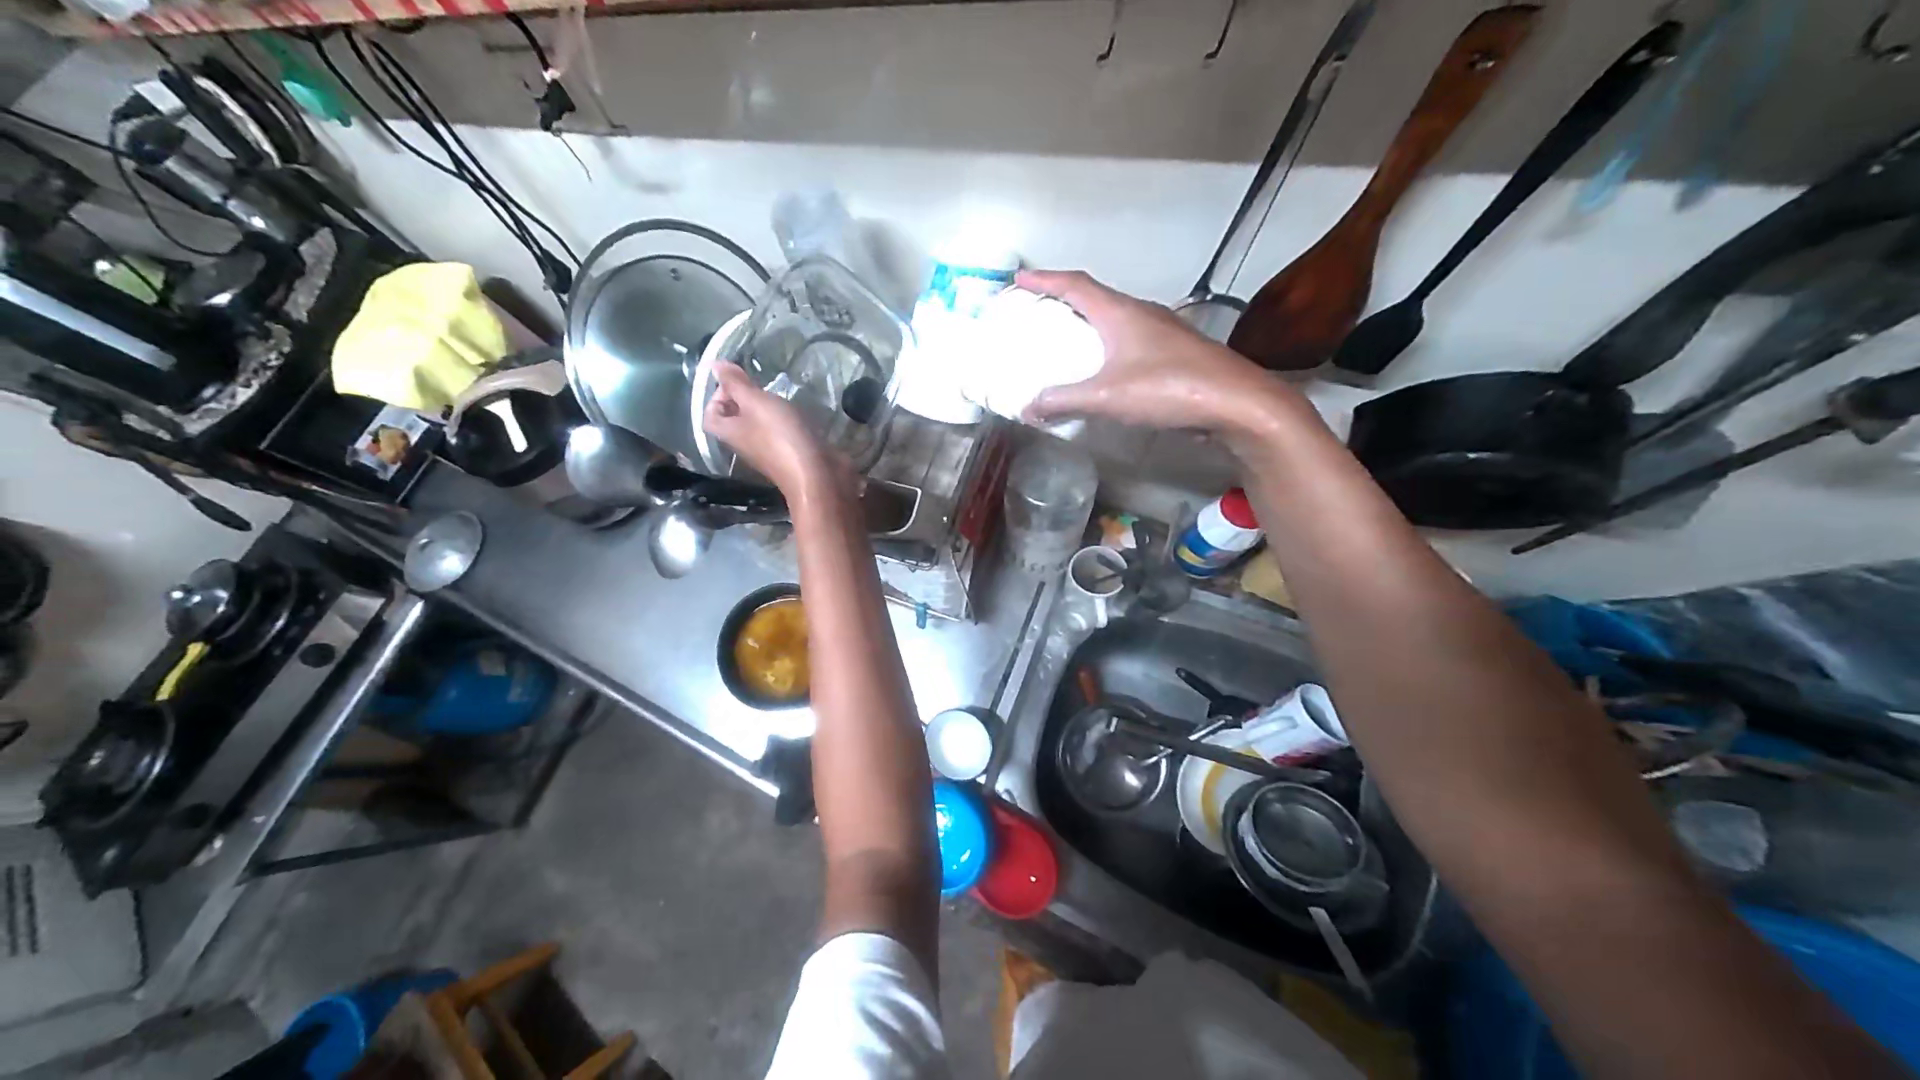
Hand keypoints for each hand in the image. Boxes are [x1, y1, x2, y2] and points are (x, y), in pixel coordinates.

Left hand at [702, 361, 851, 499]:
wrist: (815, 474)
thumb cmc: (780, 436)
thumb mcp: (755, 402)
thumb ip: (735, 383)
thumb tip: (713, 366)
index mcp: (729, 432)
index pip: (710, 415)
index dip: (716, 396)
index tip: (735, 382)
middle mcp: (744, 444)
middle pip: (734, 421)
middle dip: (742, 400)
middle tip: (758, 384)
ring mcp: (768, 451)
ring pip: (758, 427)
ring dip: (765, 410)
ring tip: (778, 395)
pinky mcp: (790, 454)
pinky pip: (780, 434)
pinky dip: (784, 421)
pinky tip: (797, 413)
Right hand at [1016, 269, 1296, 435]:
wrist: (1238, 403)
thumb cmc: (1169, 388)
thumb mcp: (1107, 397)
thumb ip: (1064, 401)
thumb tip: (1028, 408)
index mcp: (1121, 313)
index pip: (1075, 284)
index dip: (1045, 280)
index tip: (1019, 279)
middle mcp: (1142, 314)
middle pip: (1095, 298)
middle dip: (1063, 301)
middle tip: (1038, 312)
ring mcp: (1162, 333)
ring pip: (1115, 320)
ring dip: (1088, 325)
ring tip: (1065, 342)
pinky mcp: (1175, 354)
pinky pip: (1130, 341)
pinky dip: (1107, 347)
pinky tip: (1103, 371)